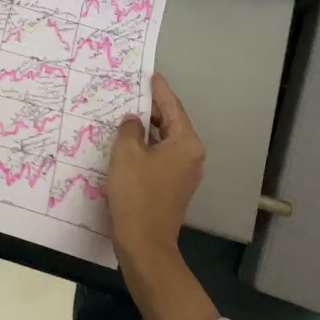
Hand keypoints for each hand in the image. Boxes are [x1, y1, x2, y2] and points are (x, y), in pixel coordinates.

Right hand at [107, 73, 205, 264]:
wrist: (144, 244)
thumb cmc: (137, 194)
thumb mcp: (127, 154)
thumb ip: (130, 129)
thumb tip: (134, 121)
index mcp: (186, 143)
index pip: (172, 107)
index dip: (160, 90)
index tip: (152, 75)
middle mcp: (192, 155)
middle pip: (172, 123)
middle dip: (153, 108)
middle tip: (134, 92)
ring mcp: (185, 173)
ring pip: (166, 141)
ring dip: (148, 129)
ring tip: (129, 114)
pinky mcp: (175, 187)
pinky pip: (162, 156)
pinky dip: (149, 146)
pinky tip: (131, 143)